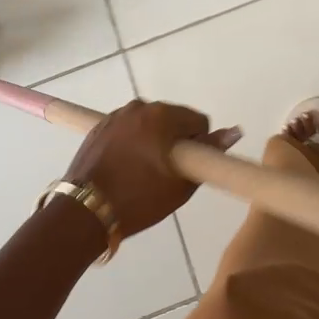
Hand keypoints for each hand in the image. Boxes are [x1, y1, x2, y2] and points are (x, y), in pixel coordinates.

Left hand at [65, 100, 241, 237]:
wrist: (85, 211)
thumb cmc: (139, 199)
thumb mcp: (180, 183)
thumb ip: (208, 154)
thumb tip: (234, 132)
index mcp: (163, 115)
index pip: (198, 122)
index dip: (197, 146)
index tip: (185, 168)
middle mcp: (141, 106)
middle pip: (172, 119)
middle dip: (174, 140)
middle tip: (165, 174)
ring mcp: (117, 114)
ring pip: (149, 124)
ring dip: (152, 140)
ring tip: (142, 173)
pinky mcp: (99, 126)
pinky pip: (127, 129)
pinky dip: (131, 142)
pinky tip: (124, 167)